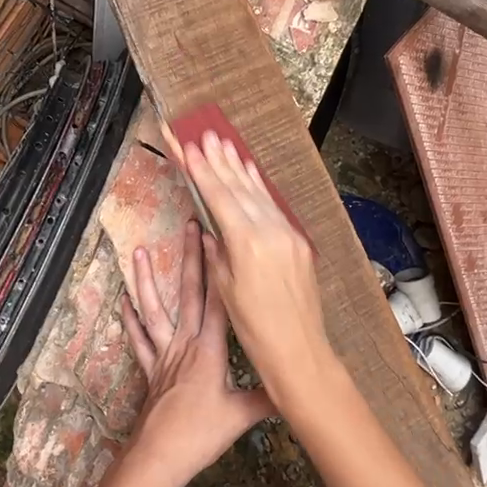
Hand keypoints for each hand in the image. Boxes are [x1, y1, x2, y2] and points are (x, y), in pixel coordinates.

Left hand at [96, 220, 272, 486]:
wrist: (160, 453)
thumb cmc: (200, 434)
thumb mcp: (241, 417)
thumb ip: (266, 397)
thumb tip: (294, 383)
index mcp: (209, 350)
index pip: (217, 301)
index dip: (218, 268)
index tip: (218, 237)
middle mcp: (185, 343)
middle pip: (189, 294)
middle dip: (190, 258)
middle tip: (188, 225)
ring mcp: (164, 353)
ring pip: (154, 308)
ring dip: (146, 279)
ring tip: (139, 251)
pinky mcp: (151, 368)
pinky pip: (139, 339)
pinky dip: (130, 318)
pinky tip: (123, 299)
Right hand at [167, 125, 331, 407]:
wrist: (299, 351)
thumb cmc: (254, 328)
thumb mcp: (225, 288)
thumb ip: (218, 250)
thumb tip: (212, 228)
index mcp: (246, 242)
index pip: (219, 196)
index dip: (201, 170)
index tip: (187, 147)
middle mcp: (269, 230)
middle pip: (238, 187)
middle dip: (219, 160)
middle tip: (205, 134)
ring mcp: (287, 233)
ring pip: (257, 192)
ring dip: (238, 166)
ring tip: (223, 142)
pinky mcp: (298, 241)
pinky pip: (274, 205)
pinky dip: (259, 186)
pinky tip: (250, 171)